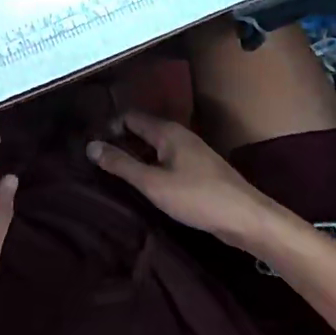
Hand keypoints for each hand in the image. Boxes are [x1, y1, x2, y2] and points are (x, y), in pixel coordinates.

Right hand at [86, 111, 280, 251]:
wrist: (245, 218)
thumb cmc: (197, 197)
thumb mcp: (153, 183)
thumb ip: (121, 165)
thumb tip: (90, 146)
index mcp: (167, 131)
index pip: (130, 117)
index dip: (109, 127)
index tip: (90, 144)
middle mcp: (178, 134)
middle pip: (141, 130)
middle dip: (120, 141)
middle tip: (95, 160)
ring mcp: (190, 151)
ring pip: (154, 147)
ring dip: (135, 156)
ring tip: (112, 172)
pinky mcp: (197, 169)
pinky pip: (165, 159)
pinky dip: (150, 166)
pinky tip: (142, 184)